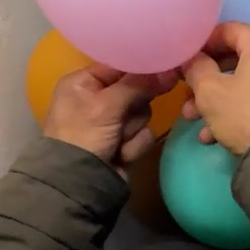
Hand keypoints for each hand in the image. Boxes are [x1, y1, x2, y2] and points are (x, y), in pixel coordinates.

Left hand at [42, 63, 180, 175]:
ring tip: (116, 140)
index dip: (141, 67)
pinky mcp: (123, 141)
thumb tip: (170, 71)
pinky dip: (134, 145)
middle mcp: (97, 98)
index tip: (163, 68)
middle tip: (126, 113)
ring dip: (132, 129)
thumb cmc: (84, 136)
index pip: (119, 65)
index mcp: (83, 82)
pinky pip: (143, 133)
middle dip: (133, 107)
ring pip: (143, 112)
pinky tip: (120, 154)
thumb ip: (138, 84)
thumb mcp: (107, 105)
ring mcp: (111, 121)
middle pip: (136, 89)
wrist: (80, 184)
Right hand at [180, 22, 249, 156]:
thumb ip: (196, 69)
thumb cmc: (245, 113)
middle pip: (232, 60)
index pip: (226, 30)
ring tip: (192, 120)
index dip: (200, 44)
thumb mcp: (211, 91)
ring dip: (213, 100)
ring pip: (241, 84)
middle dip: (204, 79)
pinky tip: (212, 137)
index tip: (183, 60)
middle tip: (185, 93)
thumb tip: (193, 60)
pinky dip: (233, 113)